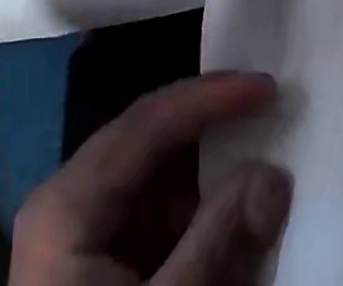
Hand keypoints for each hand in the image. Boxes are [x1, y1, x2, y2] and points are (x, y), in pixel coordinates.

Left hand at [9, 73, 292, 285]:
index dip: (212, 96)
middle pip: (153, 135)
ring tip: (265, 136)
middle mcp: (74, 199)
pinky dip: (206, 197)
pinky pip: (164, 206)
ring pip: (161, 168)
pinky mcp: (107, 255)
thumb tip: (274, 173)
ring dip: (215, 155)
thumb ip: (222, 240)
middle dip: (214, 118)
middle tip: (269, 100)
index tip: (269, 87)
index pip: (149, 123)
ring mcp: (89, 226)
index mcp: (69, 203)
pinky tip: (240, 194)